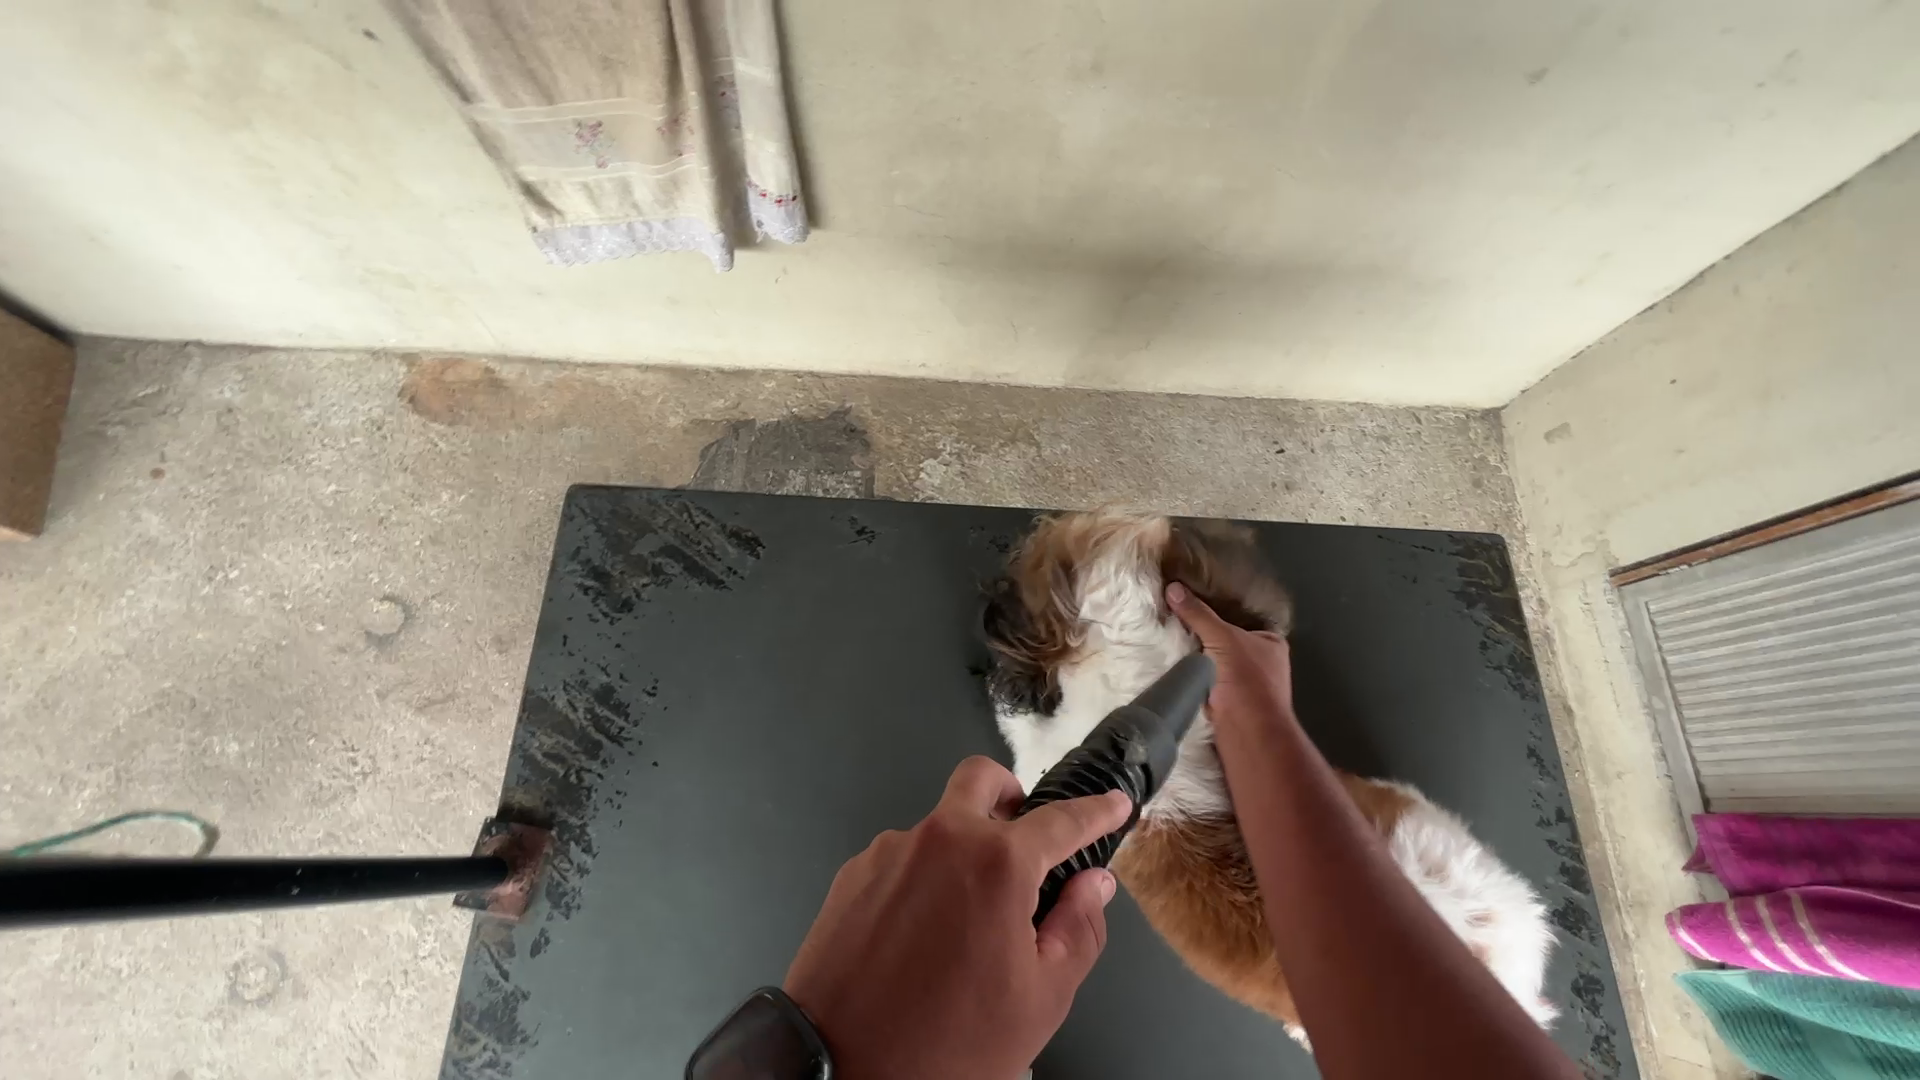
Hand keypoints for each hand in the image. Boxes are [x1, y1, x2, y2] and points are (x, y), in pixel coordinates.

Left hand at [783, 756, 1130, 1079]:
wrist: (837, 1069)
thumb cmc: (952, 1041)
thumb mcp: (1040, 999)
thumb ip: (1079, 928)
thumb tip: (1093, 882)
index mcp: (996, 863)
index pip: (1061, 821)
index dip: (1096, 811)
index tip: (1116, 804)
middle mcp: (941, 837)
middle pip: (981, 779)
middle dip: (1010, 794)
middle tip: (1022, 840)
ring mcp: (891, 849)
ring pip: (939, 826)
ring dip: (961, 853)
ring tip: (962, 926)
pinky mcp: (854, 871)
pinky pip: (903, 858)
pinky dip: (924, 879)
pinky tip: (919, 936)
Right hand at [1168, 581, 1294, 727]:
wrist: (1246, 731)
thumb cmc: (1245, 679)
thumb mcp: (1222, 637)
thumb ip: (1198, 613)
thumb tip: (1172, 587)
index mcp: (1270, 642)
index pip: (1240, 618)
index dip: (1216, 609)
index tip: (1190, 601)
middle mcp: (1261, 661)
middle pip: (1224, 639)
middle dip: (1202, 633)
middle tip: (1173, 615)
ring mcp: (1244, 683)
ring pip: (1213, 660)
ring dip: (1195, 654)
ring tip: (1166, 633)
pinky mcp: (1227, 701)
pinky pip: (1204, 678)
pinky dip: (1191, 672)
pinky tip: (1171, 660)